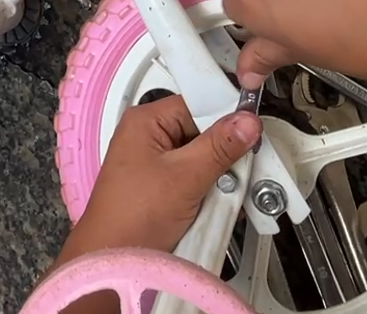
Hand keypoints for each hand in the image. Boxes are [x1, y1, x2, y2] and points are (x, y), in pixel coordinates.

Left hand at [54, 94, 259, 266]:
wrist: (114, 262)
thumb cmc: (132, 216)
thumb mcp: (184, 177)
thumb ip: (218, 148)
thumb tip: (245, 121)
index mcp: (146, 121)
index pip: (195, 104)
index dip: (225, 118)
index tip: (252, 133)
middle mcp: (149, 137)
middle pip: (200, 133)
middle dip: (223, 155)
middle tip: (241, 172)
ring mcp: (154, 164)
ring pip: (200, 160)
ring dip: (218, 178)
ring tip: (227, 195)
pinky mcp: (161, 189)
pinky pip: (194, 180)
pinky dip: (208, 193)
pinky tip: (218, 207)